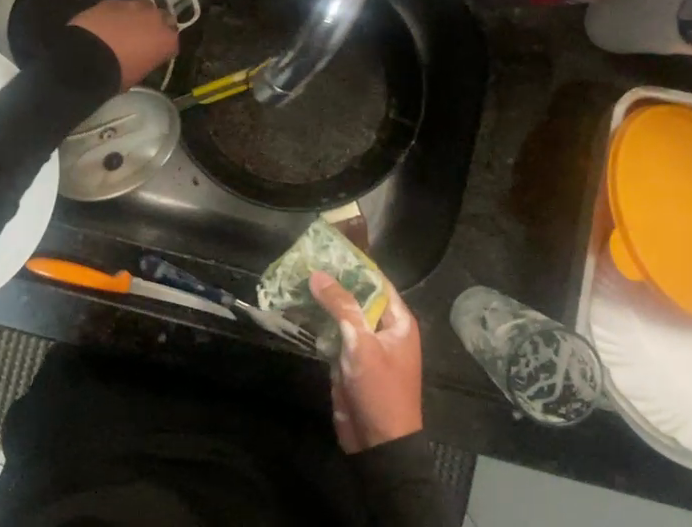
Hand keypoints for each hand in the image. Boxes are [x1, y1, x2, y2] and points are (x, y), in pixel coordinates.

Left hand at [69, 0, 178, 88]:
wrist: (85, 59)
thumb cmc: (116, 74)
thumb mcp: (138, 74)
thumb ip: (146, 59)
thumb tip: (139, 56)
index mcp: (167, 40)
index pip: (172, 41)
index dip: (163, 46)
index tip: (155, 52)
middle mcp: (156, 18)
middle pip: (162, 18)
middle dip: (155, 25)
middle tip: (142, 36)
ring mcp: (134, 6)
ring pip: (143, 6)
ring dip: (138, 15)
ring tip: (125, 26)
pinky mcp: (112, 1)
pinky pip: (120, 5)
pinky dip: (117, 12)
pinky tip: (106, 22)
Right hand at [311, 271, 422, 452]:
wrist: (379, 444)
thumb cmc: (380, 390)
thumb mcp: (362, 344)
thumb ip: (341, 306)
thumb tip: (318, 274)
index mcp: (398, 322)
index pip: (376, 282)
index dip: (354, 264)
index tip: (328, 247)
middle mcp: (382, 329)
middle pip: (356, 297)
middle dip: (332, 281)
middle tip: (303, 260)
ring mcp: (364, 345)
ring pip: (340, 315)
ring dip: (320, 301)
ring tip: (293, 278)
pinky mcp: (347, 361)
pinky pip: (331, 334)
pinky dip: (316, 322)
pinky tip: (295, 308)